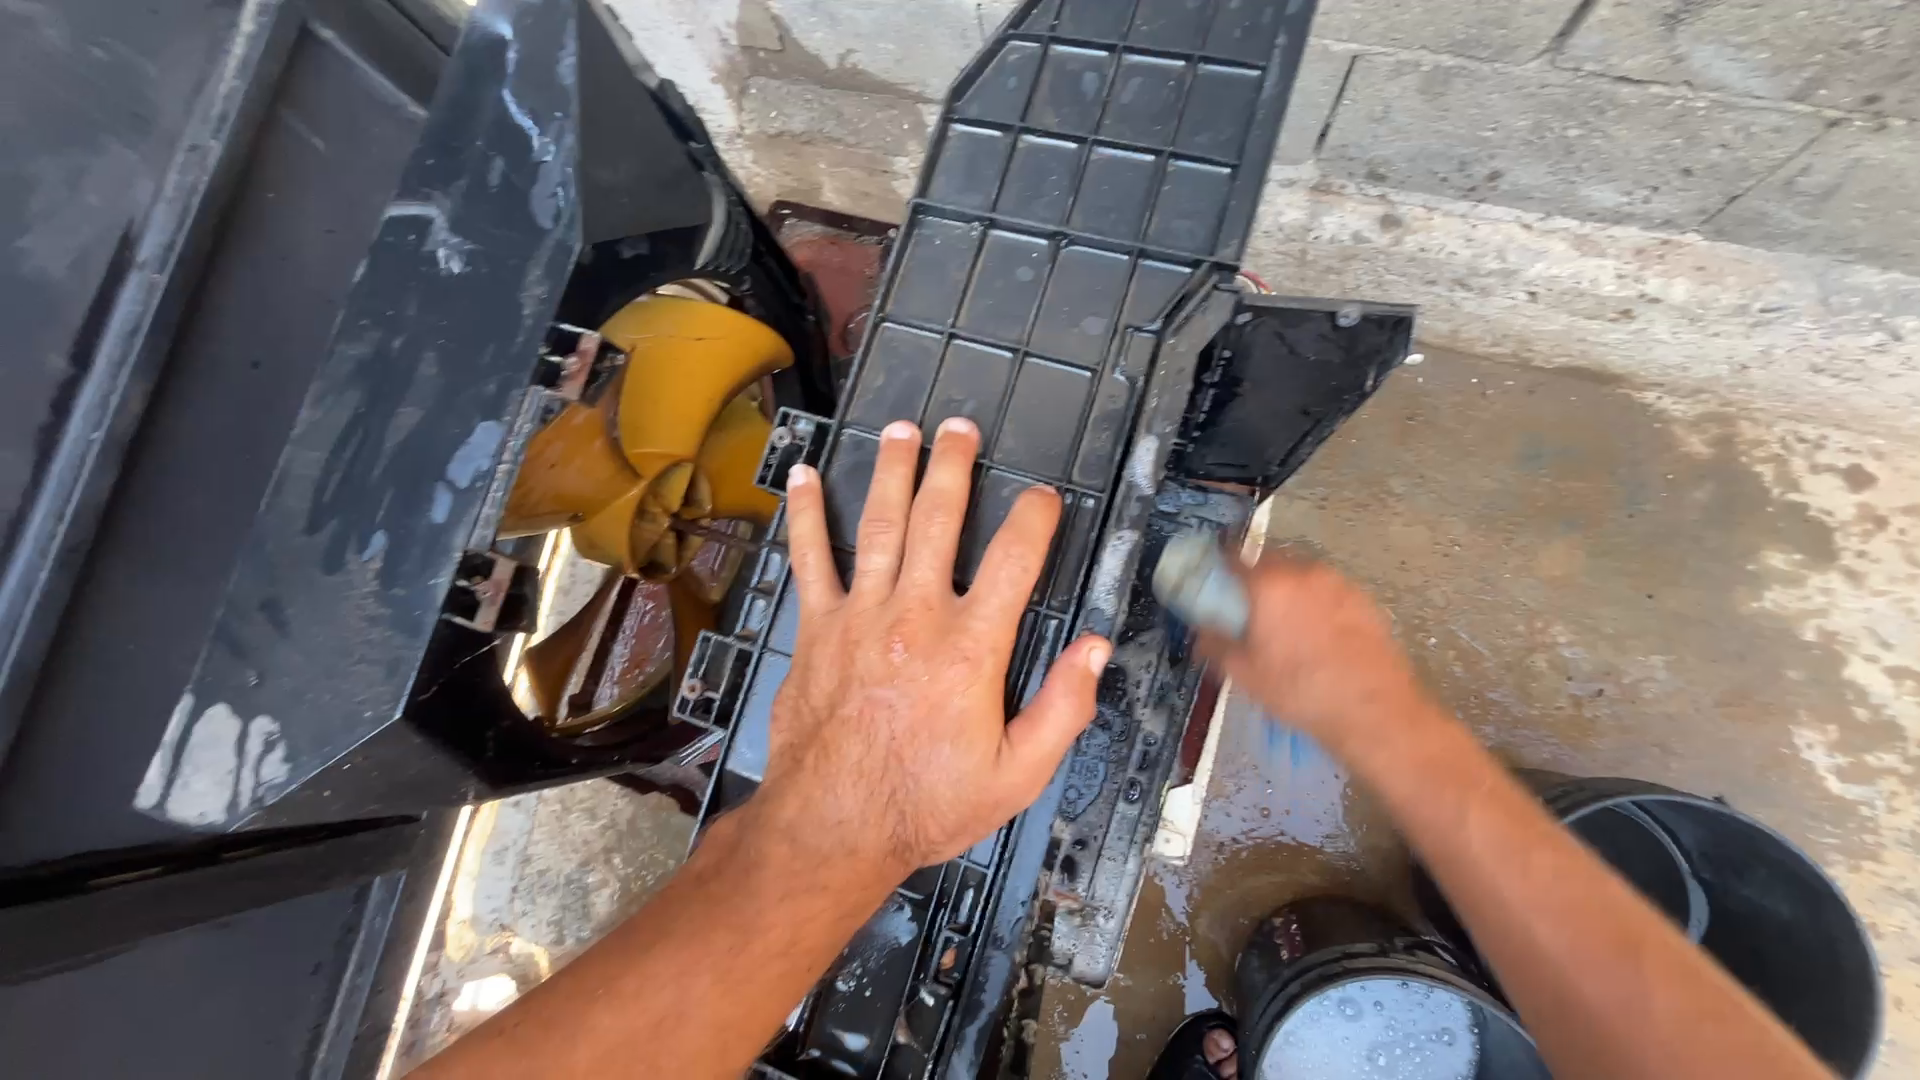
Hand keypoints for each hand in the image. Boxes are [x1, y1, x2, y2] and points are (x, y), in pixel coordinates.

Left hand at [751, 417, 1110, 878]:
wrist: (834, 827)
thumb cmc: (927, 803)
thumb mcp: (1017, 775)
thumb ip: (1062, 707)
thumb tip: (1094, 648)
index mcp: (970, 647)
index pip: (1014, 560)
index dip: (1034, 519)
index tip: (1043, 497)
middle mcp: (914, 616)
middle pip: (939, 521)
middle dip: (953, 468)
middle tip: (959, 428)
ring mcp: (860, 615)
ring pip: (879, 525)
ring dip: (891, 471)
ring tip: (900, 431)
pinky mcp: (817, 628)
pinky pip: (810, 560)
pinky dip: (808, 516)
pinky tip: (806, 479)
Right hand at [1198, 556, 1442, 751]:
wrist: (1373, 711)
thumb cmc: (1300, 690)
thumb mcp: (1244, 673)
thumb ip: (1215, 645)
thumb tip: (1201, 634)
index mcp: (1269, 584)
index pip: (1234, 556)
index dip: (1220, 563)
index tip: (1215, 578)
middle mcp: (1305, 573)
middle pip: (1271, 560)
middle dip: (1256, 577)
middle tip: (1248, 604)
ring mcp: (1339, 584)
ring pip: (1303, 575)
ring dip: (1289, 589)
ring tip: (1284, 621)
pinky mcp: (1365, 601)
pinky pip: (1329, 591)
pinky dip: (1316, 602)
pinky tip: (1317, 633)